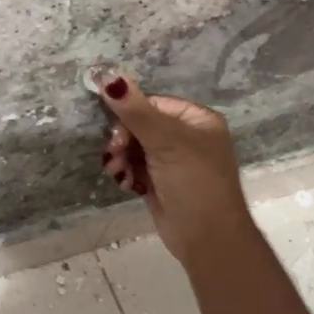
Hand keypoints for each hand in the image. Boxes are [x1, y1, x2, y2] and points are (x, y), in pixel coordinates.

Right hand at [96, 69, 251, 263]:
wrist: (207, 238)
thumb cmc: (194, 183)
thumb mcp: (165, 142)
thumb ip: (135, 110)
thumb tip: (106, 74)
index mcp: (197, 120)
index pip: (152, 104)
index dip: (130, 116)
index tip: (116, 135)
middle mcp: (187, 137)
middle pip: (140, 126)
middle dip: (123, 141)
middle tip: (113, 155)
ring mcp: (174, 162)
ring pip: (135, 148)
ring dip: (121, 159)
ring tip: (117, 173)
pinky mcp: (161, 183)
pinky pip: (136, 168)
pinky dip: (128, 174)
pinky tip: (127, 184)